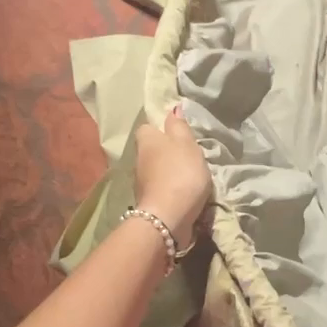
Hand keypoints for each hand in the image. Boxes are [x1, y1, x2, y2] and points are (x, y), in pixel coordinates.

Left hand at [133, 109, 211, 238]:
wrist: (168, 217)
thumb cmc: (180, 173)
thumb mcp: (186, 144)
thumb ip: (179, 126)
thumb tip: (172, 109)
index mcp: (146, 140)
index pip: (147, 126)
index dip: (161, 128)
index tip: (178, 133)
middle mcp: (138, 158)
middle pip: (151, 149)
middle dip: (165, 151)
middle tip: (187, 155)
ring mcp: (141, 182)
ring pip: (155, 169)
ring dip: (168, 171)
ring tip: (188, 176)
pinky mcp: (148, 201)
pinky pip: (160, 188)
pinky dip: (169, 188)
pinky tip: (183, 193)